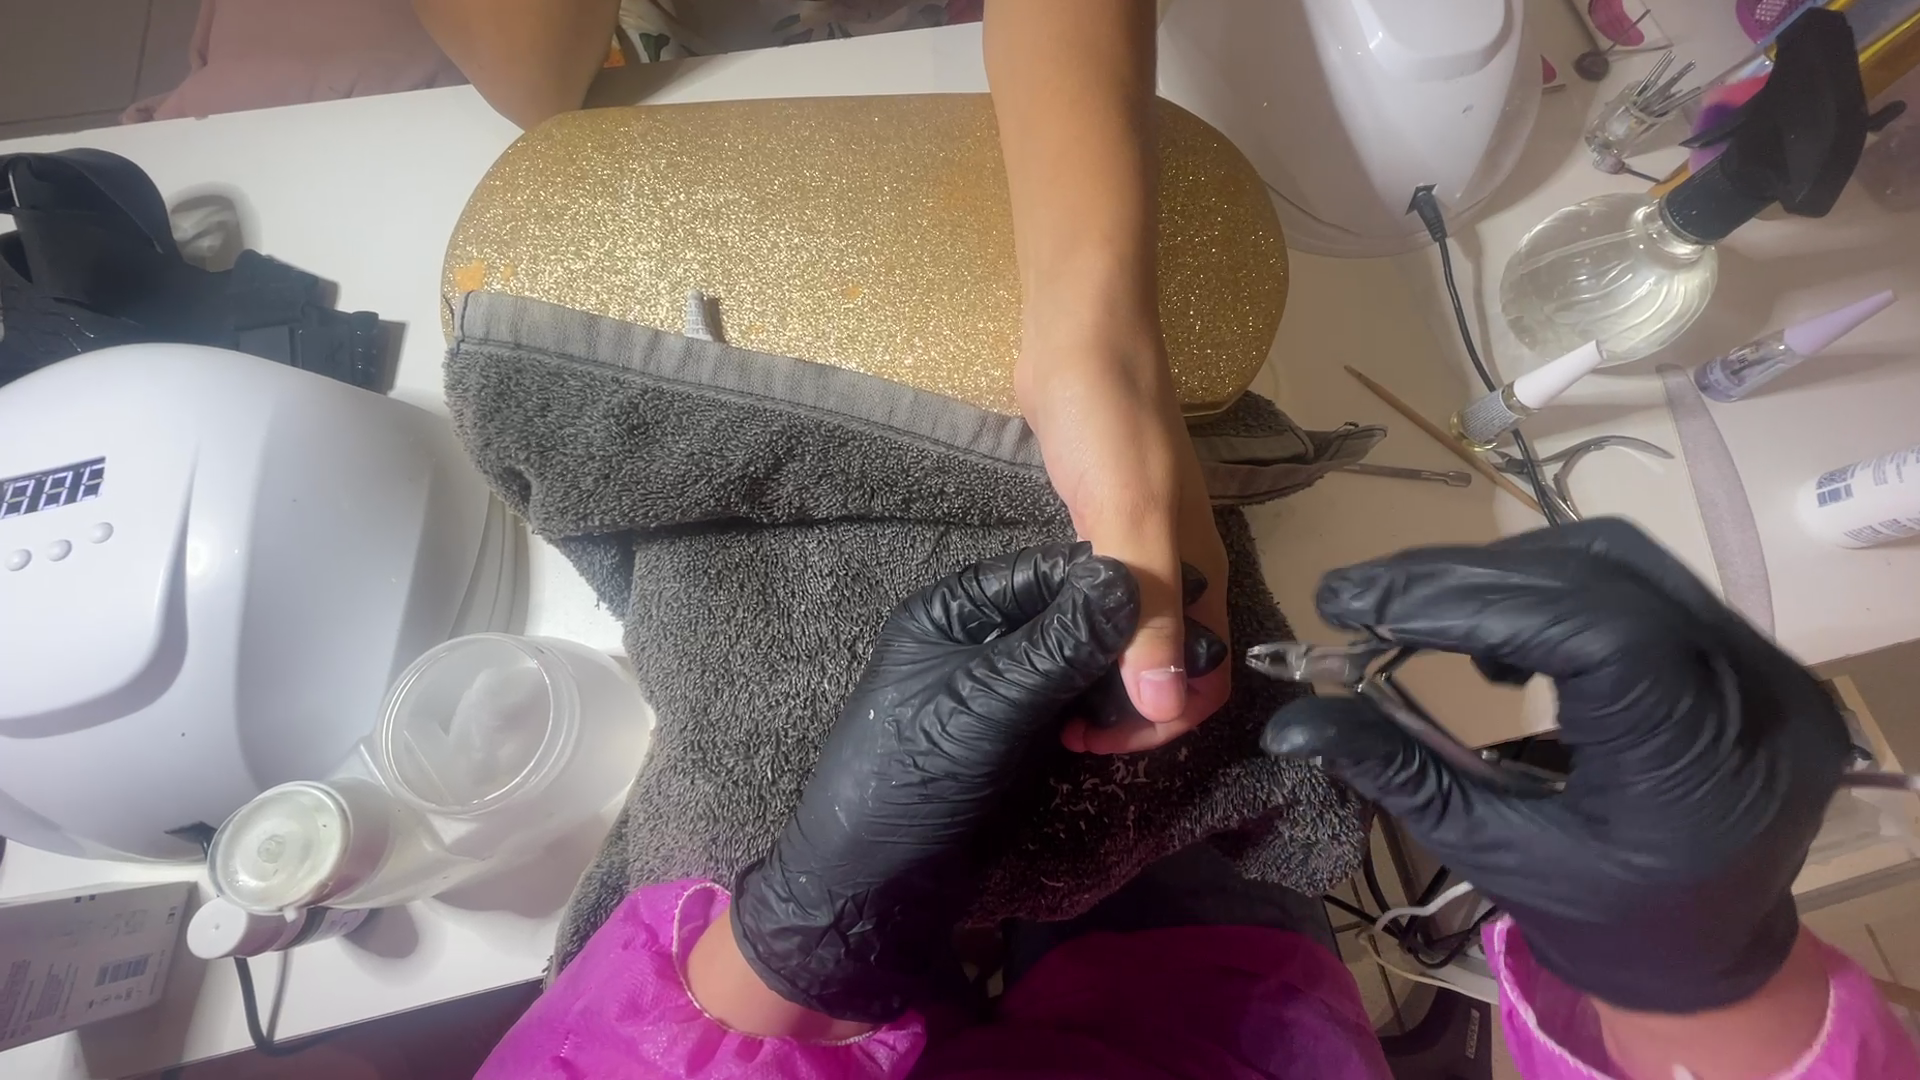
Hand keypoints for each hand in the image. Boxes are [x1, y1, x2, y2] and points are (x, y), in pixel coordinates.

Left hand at [729, 543, 1137, 1021]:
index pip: (1050, 572)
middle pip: (1074, 614)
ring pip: (1085, 660)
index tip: (1184, 598)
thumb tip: (1129, 580)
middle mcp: (988, 632)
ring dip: (1123, 681)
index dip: (1114, 584)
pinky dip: (1110, 711)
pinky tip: (1135, 730)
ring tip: (1164, 709)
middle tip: (1191, 664)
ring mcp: (1010, 680)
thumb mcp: (987, 702)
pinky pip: (1081, 700)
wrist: (882, 879)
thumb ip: (1059, 645)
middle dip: (1125, 639)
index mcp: (959, 606)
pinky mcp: (1028, 723)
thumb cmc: (915, 772)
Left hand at [1017, 337, 1230, 754]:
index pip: (1206, 675)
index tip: (1103, 739)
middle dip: (1132, 709)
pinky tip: (1049, 639)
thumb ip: (1146, 608)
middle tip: (1068, 729)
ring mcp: (1138, 546)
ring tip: (1054, 699)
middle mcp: (1177, 568)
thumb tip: (1161, 704)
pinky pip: (1105, 601)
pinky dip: (1087, 633)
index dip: (1165, 719)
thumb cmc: (1110, 424)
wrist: (1076, 344)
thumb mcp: (1130, 517)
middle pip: (1171, 663)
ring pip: (1138, 635)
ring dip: (1107, 674)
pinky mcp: (1101, 528)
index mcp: (1198, 572)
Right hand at [1261, 520, 1849, 1012]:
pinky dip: (1532, 580)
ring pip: (1607, 556)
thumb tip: (1283, 725)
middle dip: (1451, 578)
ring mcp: (1759, 660)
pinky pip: (1623, 574)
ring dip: (1489, 571)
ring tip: (1408, 607)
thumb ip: (1388, 769)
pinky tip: (1488, 629)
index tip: (1356, 608)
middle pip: (1593, 576)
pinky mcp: (1732, 646)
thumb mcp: (1478, 844)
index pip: (1594, 632)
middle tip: (1352, 596)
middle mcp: (1754, 694)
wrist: (1702, 942)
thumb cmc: (1591, 910)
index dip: (1464, 602)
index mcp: (1698, 767)